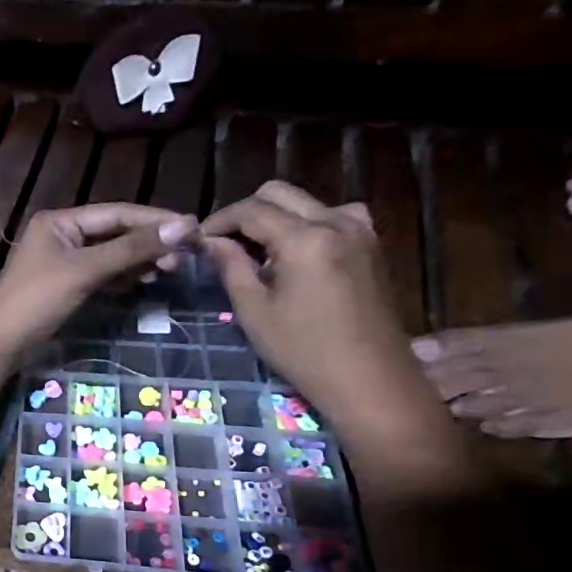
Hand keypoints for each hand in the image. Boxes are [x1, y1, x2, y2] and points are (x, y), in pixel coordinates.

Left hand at [0, 203, 195, 367]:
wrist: (0, 345)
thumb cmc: (36, 302)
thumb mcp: (85, 272)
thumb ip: (132, 249)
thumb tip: (182, 225)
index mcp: (60, 221)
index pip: (117, 213)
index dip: (156, 220)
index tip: (193, 228)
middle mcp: (62, 234)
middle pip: (116, 232)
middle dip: (150, 243)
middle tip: (185, 256)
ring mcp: (63, 261)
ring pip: (111, 255)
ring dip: (140, 261)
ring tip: (170, 270)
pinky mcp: (66, 285)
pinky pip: (102, 274)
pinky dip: (124, 277)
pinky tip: (145, 281)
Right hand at [202, 181, 416, 411]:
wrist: (368, 377)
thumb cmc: (303, 351)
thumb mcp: (255, 312)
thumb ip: (232, 268)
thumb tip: (212, 242)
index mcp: (304, 237)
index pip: (252, 209)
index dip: (220, 220)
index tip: (200, 239)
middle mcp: (336, 220)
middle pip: (281, 194)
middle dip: (247, 212)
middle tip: (226, 243)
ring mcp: (360, 230)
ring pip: (308, 202)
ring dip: (278, 217)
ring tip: (260, 252)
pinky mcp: (372, 245)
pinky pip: (332, 217)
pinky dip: (307, 226)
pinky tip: (296, 257)